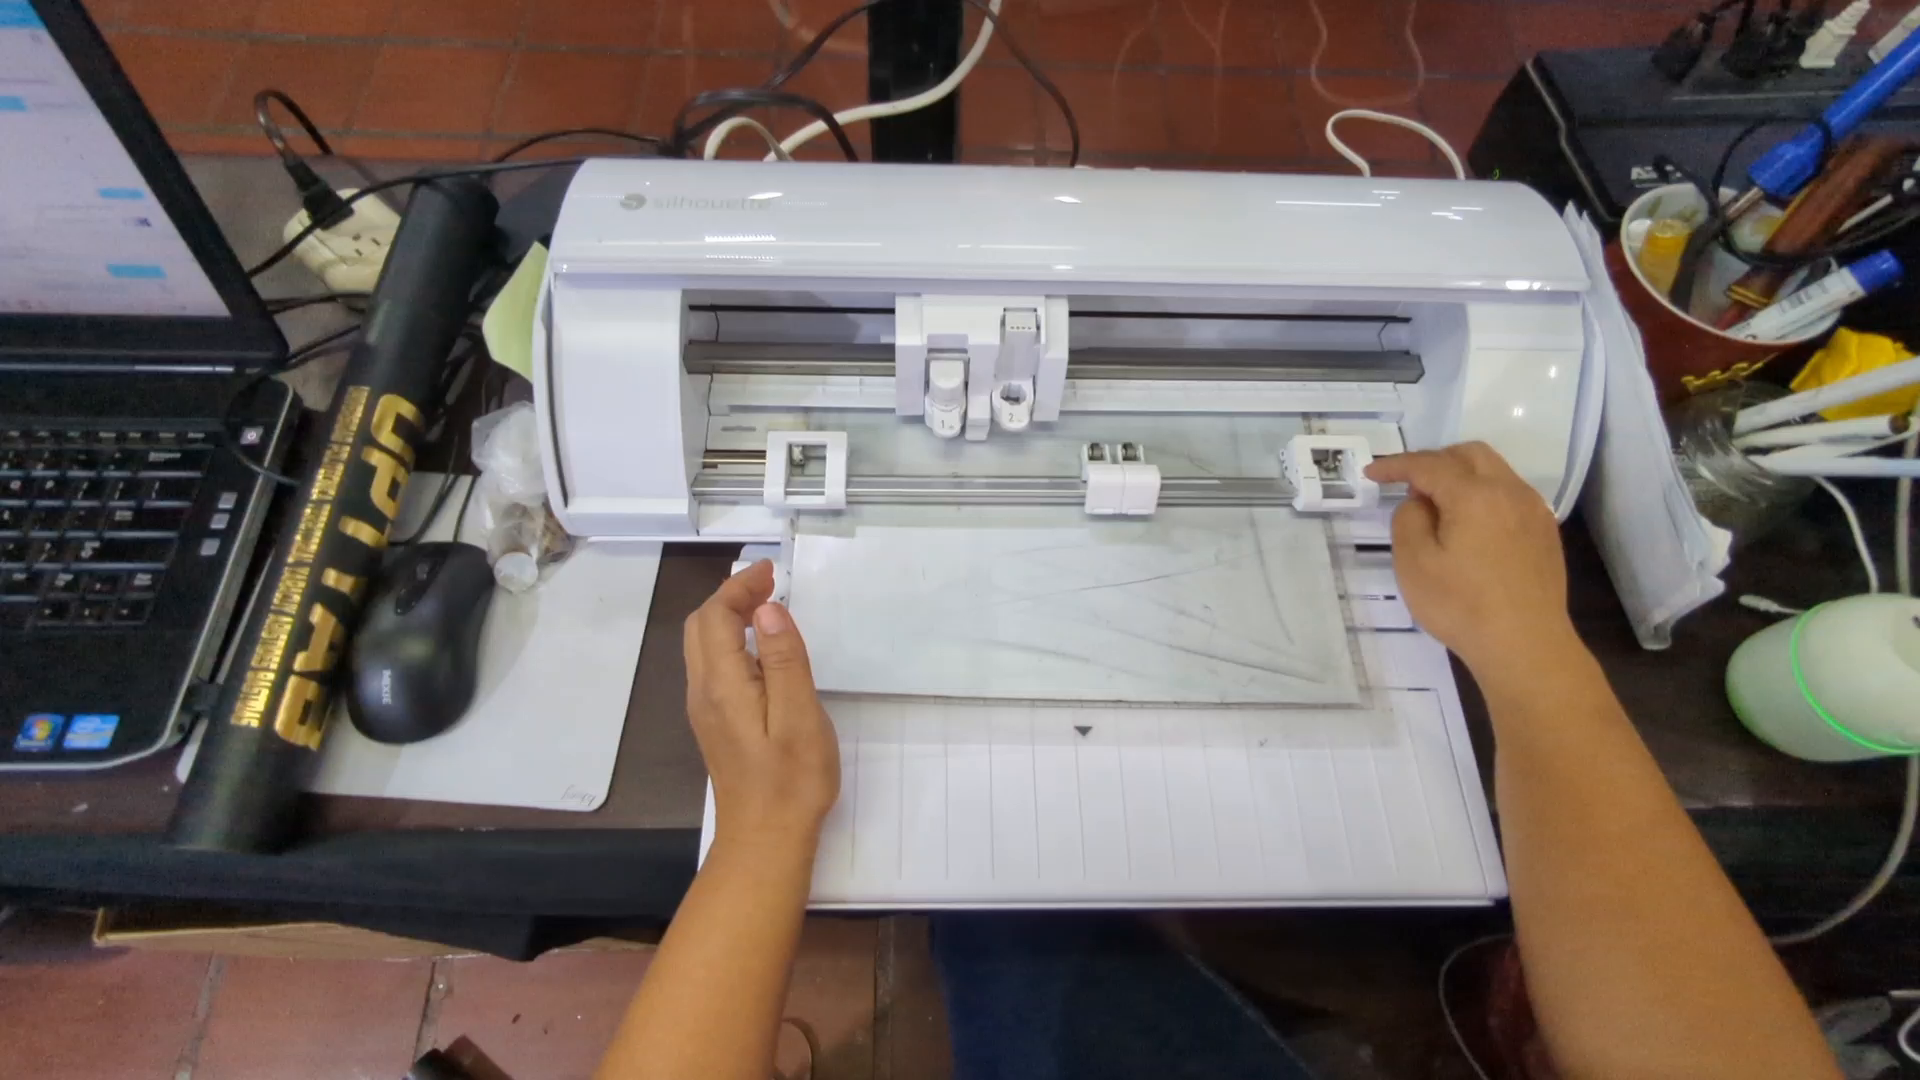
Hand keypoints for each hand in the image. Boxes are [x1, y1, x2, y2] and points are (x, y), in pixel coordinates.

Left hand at [683, 560, 839, 851]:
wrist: (765, 839)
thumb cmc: (791, 779)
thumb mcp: (799, 715)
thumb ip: (784, 659)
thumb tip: (767, 609)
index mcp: (723, 685)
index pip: (715, 618)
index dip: (739, 587)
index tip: (771, 571)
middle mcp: (704, 692)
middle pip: (700, 627)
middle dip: (729, 595)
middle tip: (769, 582)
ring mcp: (705, 709)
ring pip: (702, 646)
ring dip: (727, 616)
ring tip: (766, 605)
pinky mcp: (715, 722)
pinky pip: (712, 665)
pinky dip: (730, 639)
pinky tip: (760, 648)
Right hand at [1364, 443, 1575, 673]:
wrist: (1525, 645)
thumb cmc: (1460, 604)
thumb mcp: (1413, 562)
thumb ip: (1408, 519)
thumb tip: (1420, 502)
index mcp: (1475, 496)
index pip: (1429, 465)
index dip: (1396, 465)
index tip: (1370, 474)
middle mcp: (1510, 493)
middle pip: (1471, 454)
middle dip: (1434, 460)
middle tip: (1405, 483)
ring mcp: (1533, 512)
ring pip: (1494, 471)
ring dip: (1460, 476)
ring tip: (1434, 505)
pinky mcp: (1543, 533)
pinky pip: (1508, 495)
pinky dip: (1481, 494)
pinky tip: (1466, 524)